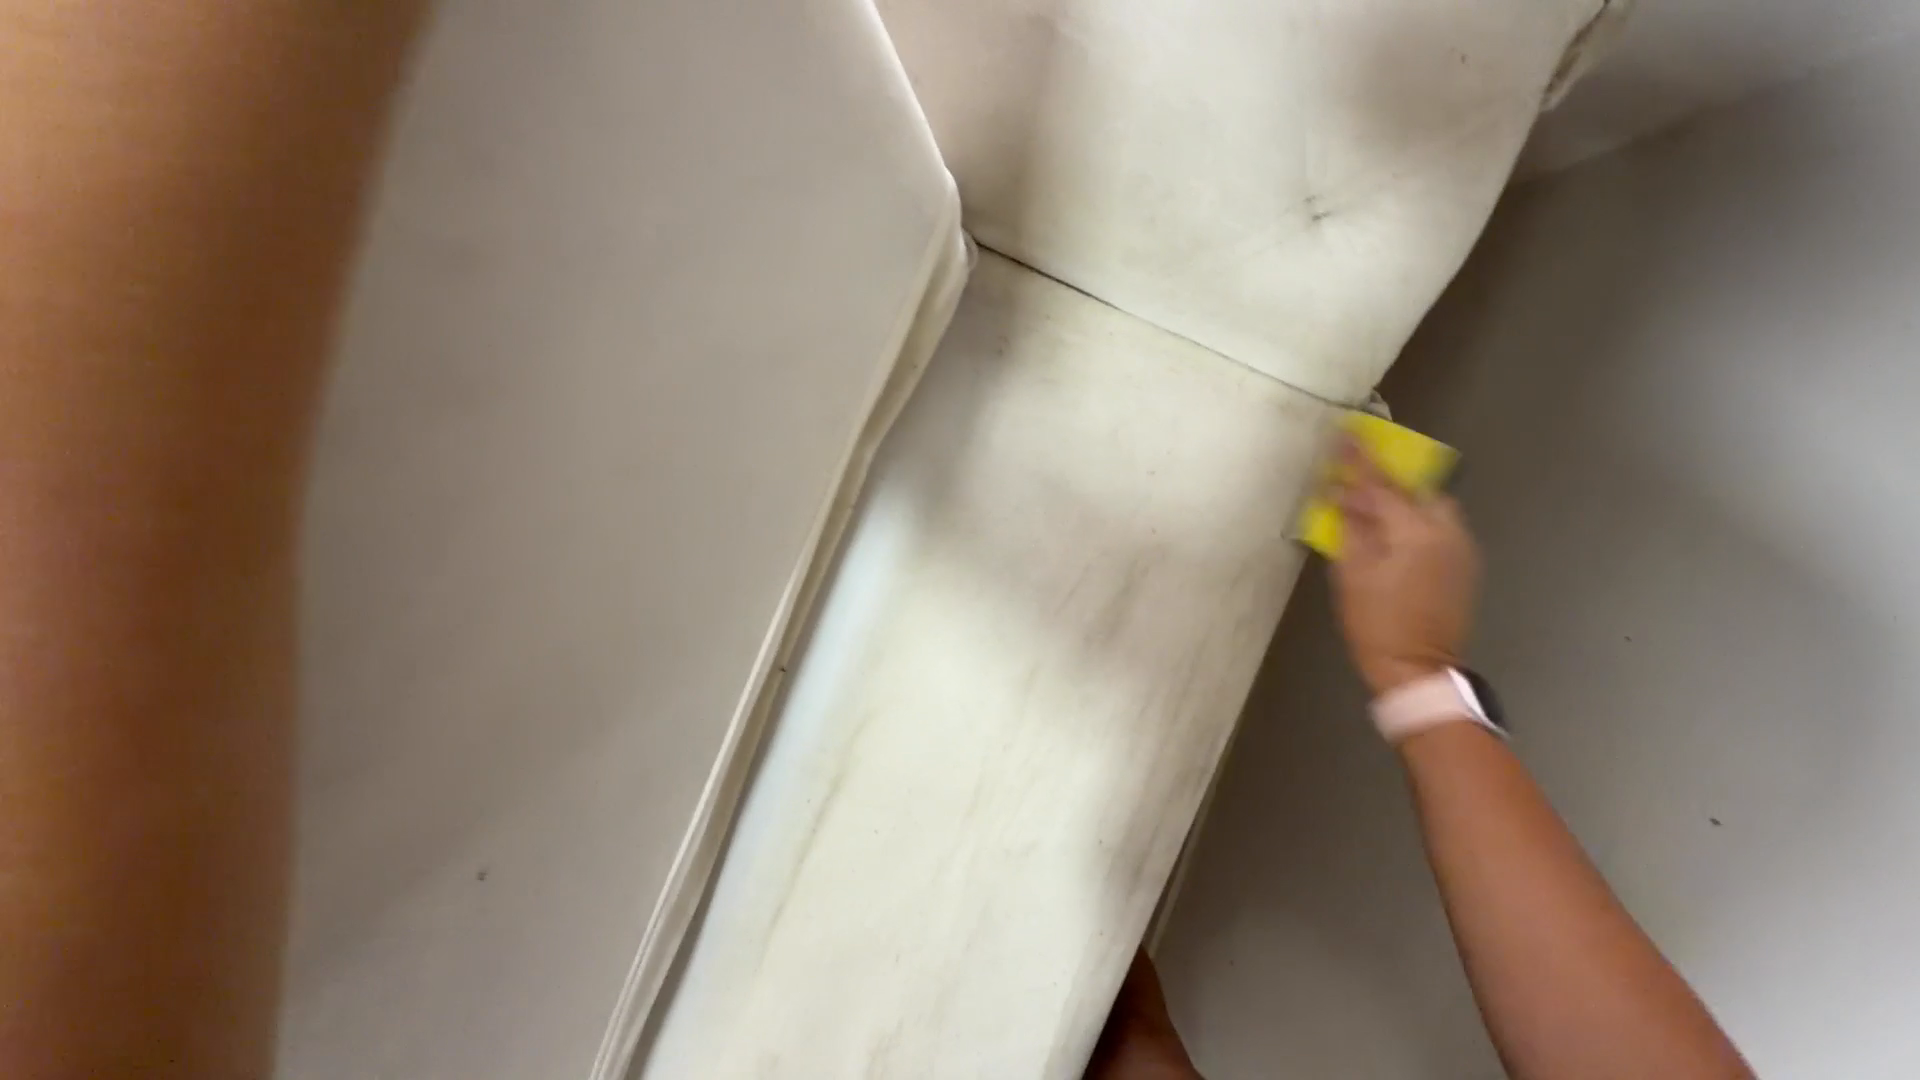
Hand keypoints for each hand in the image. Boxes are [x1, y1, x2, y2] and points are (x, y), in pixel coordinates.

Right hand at [1328, 437, 1478, 695]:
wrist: (1417, 669)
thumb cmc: (1374, 623)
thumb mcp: (1350, 574)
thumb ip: (1350, 526)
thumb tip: (1343, 493)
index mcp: (1415, 531)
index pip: (1381, 484)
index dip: (1359, 459)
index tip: (1345, 432)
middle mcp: (1447, 531)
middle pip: (1416, 489)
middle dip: (1388, 481)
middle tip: (1358, 481)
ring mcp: (1462, 548)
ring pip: (1431, 507)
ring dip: (1403, 501)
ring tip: (1374, 510)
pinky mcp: (1465, 564)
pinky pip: (1439, 527)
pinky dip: (1416, 521)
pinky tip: (1395, 537)